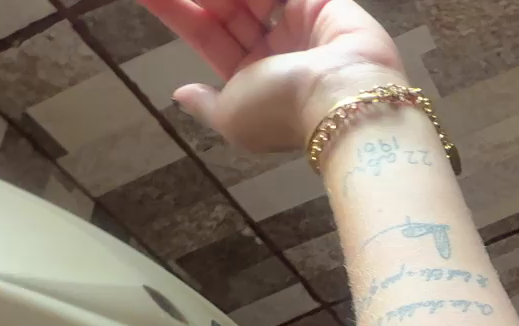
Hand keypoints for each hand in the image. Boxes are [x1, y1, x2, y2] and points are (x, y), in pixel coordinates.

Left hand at [137, 0, 405, 151]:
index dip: (175, 11)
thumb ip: (207, 106)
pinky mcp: (325, 2)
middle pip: (225, 6)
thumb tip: (182, 96)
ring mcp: (301, 23)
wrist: (343, 100)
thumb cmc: (286, 113)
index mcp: (257, 79)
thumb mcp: (234, 121)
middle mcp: (278, 51)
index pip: (207, 34)